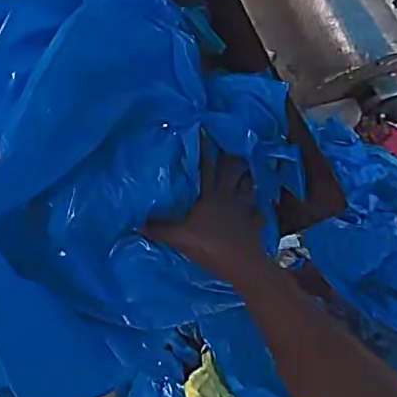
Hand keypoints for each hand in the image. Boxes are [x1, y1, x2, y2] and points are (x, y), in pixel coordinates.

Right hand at [146, 145, 267, 280]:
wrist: (242, 264)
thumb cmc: (210, 246)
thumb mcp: (179, 237)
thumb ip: (159, 229)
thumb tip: (137, 223)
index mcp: (210, 196)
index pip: (206, 167)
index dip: (205, 149)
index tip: (206, 132)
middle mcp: (228, 197)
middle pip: (233, 172)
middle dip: (234, 159)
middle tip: (233, 151)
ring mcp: (245, 209)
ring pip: (248, 187)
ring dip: (248, 179)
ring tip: (247, 172)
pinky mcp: (255, 223)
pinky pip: (259, 212)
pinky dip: (258, 209)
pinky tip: (257, 210)